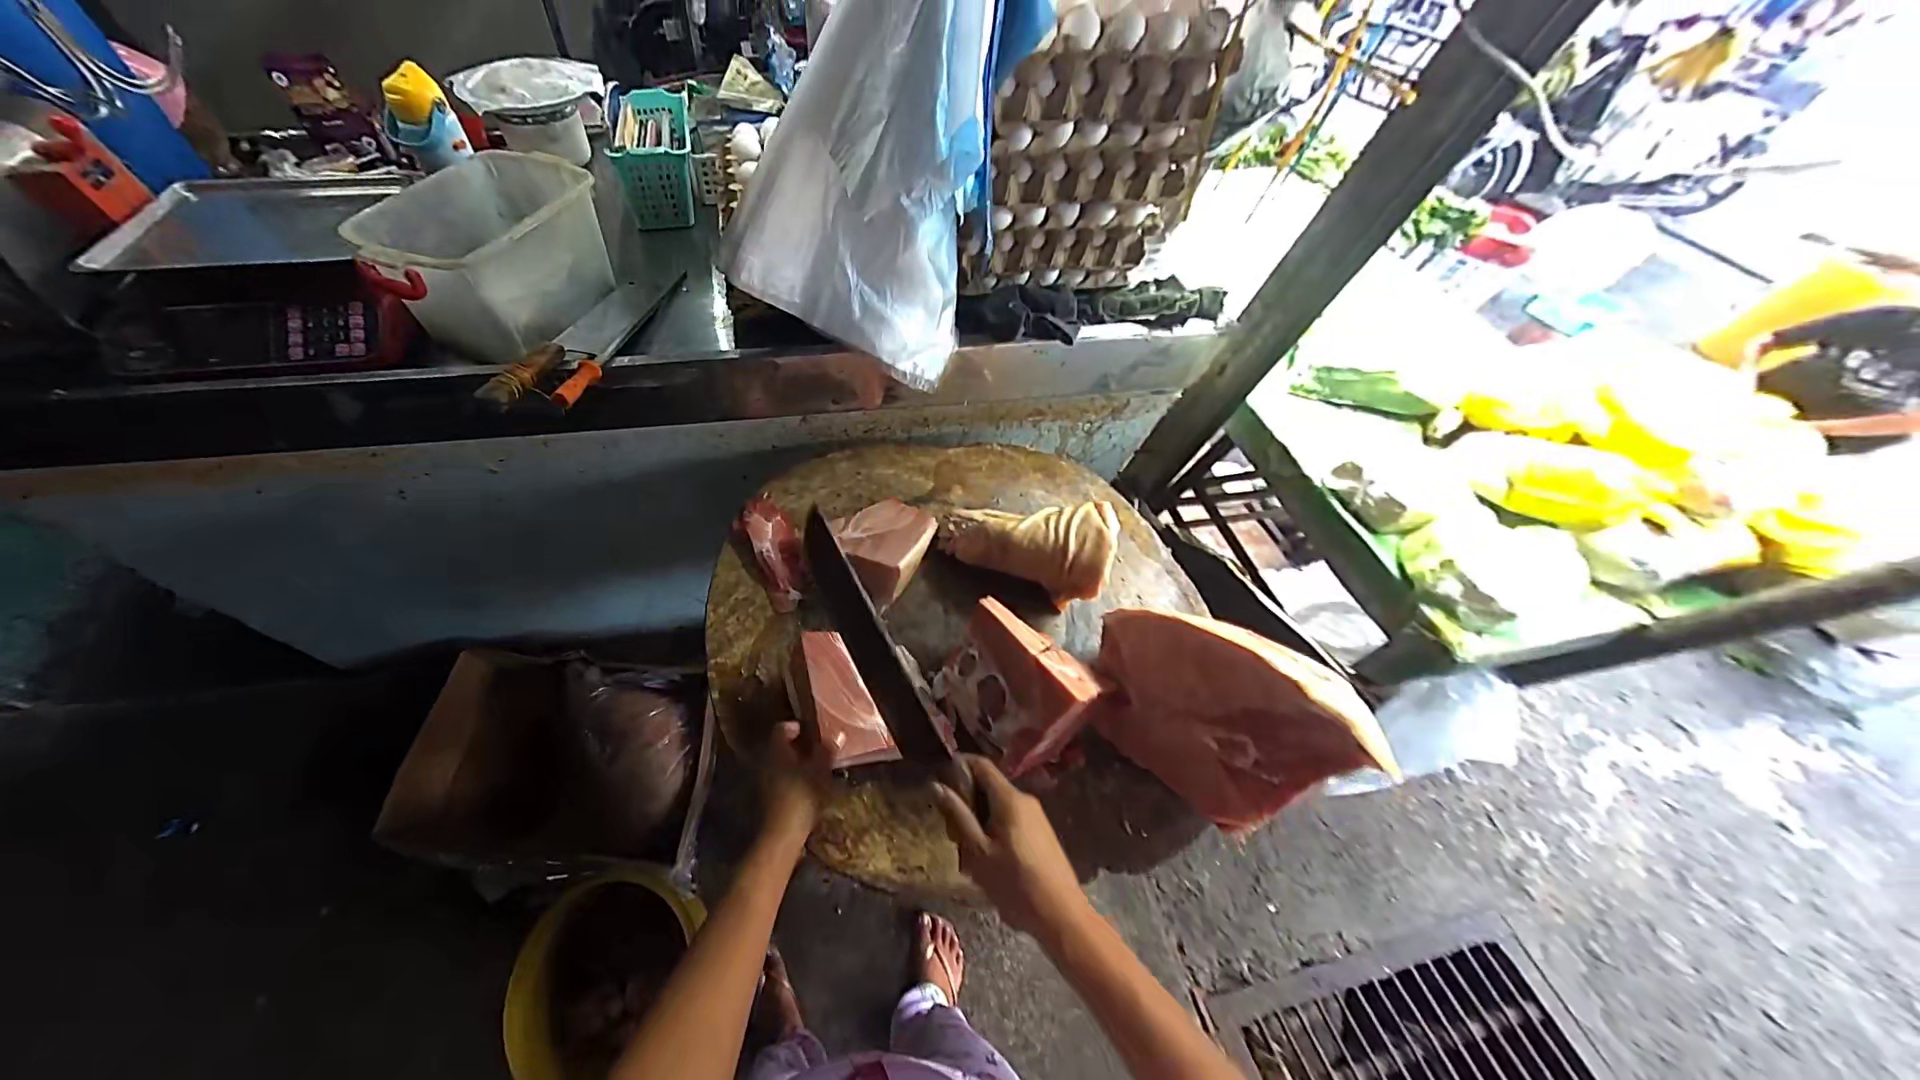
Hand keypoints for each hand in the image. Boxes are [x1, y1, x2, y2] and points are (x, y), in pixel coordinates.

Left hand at [760, 721, 831, 844]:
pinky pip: (779, 777)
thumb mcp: (819, 772)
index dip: (796, 726)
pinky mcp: (766, 797)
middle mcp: (765, 761)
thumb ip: (826, 752)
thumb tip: (836, 735)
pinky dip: (792, 776)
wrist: (781, 835)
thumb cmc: (801, 797)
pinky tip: (807, 785)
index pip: (782, 728)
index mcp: (776, 750)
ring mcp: (763, 780)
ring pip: (780, 762)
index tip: (812, 729)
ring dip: (795, 762)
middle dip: (798, 745)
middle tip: (818, 747)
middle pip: (780, 745)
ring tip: (816, 766)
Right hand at [931, 755, 1086, 936]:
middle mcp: (1025, 799)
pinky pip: (1011, 819)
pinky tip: (989, 859)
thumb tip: (937, 786)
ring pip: (999, 806)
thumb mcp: (978, 852)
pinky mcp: (1041, 833)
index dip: (959, 766)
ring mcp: (1036, 816)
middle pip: (989, 787)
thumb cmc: (1015, 883)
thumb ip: (958, 816)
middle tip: (951, 830)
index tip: (940, 780)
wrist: (1061, 915)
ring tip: (967, 851)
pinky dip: (994, 830)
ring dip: (979, 820)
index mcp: (1010, 798)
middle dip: (967, 802)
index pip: (981, 765)